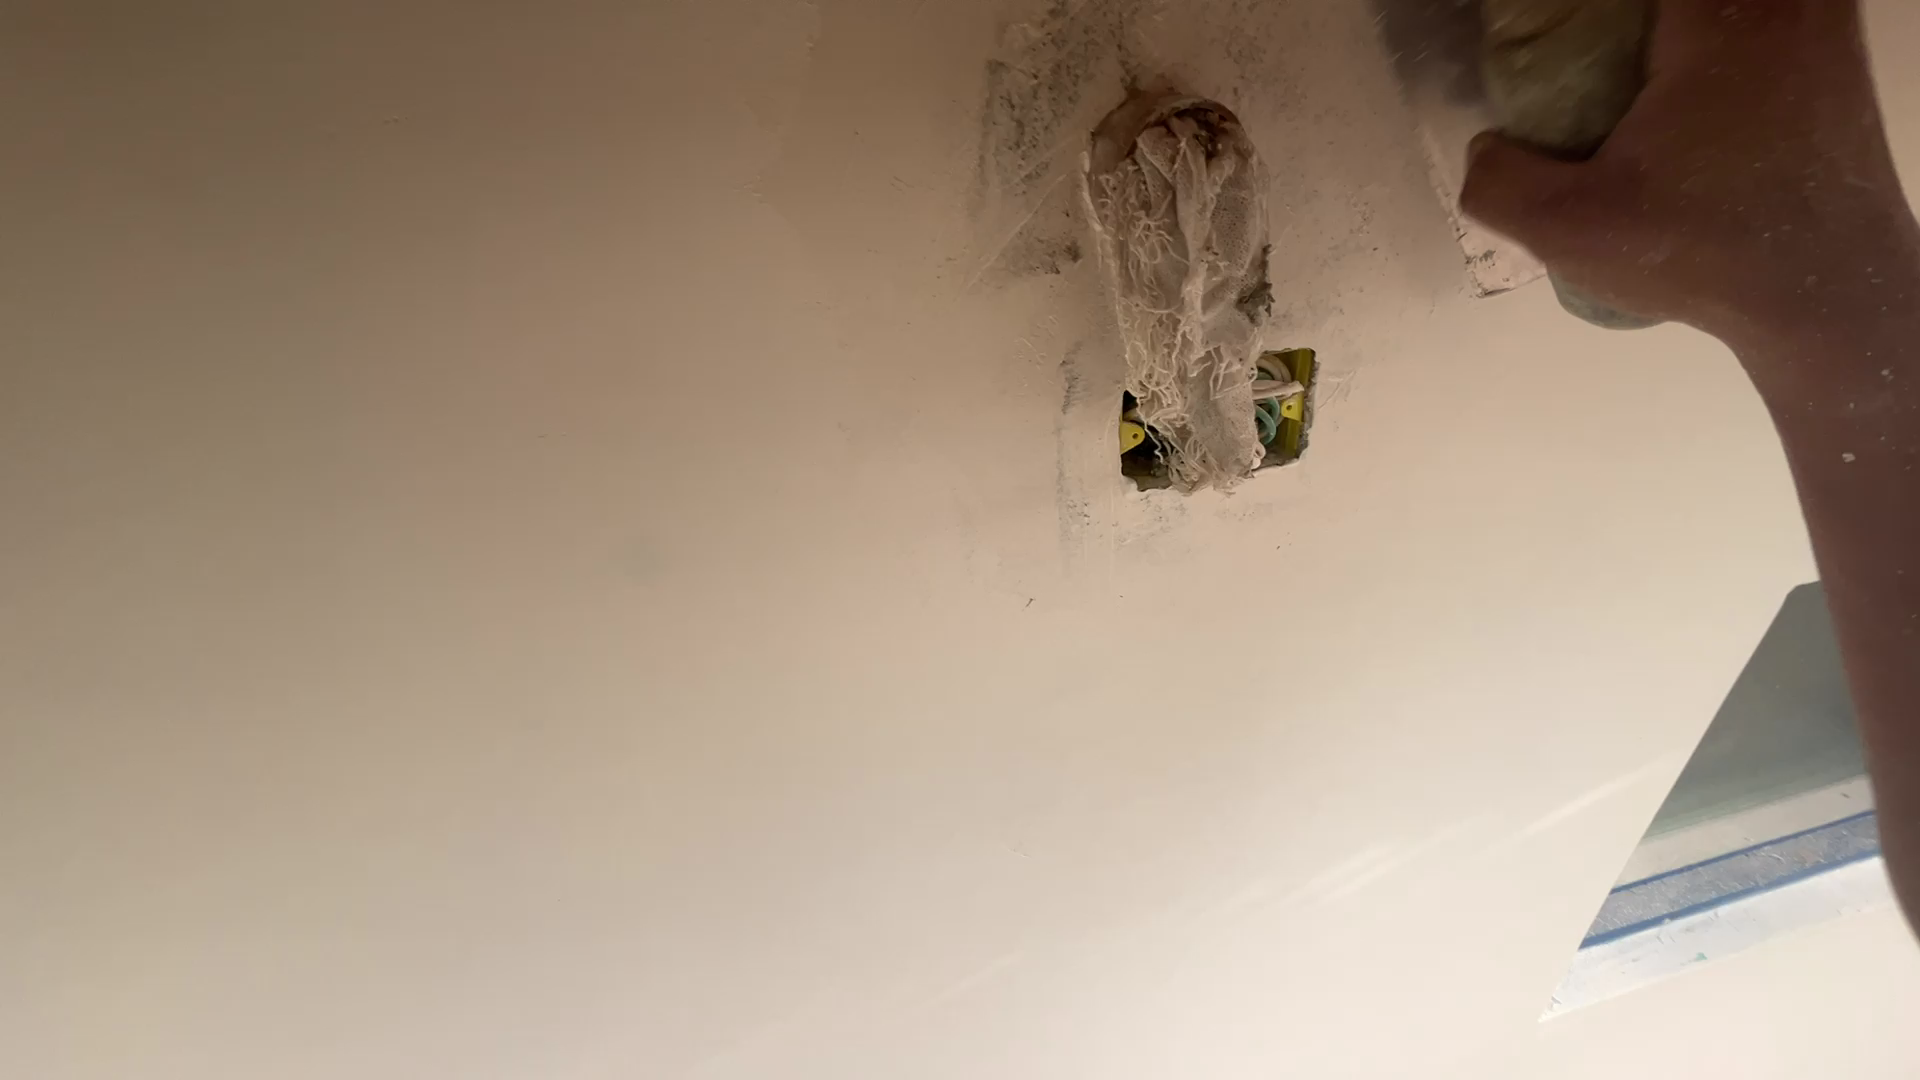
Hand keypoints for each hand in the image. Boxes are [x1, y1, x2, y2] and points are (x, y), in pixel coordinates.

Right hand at [1462, 0, 1918, 352]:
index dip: (1575, 20)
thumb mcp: (1560, 227)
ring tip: (1613, 113)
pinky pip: (1747, 36)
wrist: (1814, 289)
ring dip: (1652, 53)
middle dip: (1612, 35)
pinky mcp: (1830, 69)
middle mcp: (1786, 9)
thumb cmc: (1690, 250)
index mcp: (1723, 21)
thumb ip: (1497, 183)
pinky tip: (1667, 126)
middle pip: (1661, 10)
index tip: (1543, 51)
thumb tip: (1486, 149)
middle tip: (1570, 84)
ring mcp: (1823, 33)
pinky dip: (1697, 65)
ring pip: (1709, 19)